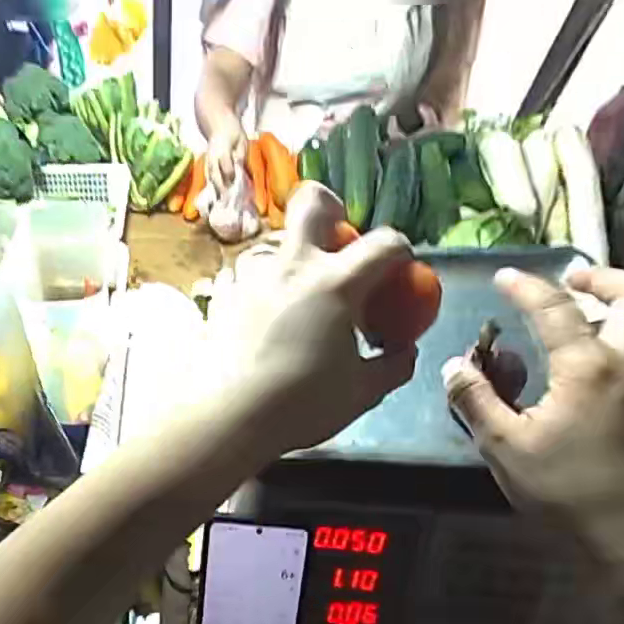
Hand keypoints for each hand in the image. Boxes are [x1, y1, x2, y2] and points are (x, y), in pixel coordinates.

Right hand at [205, 123, 247, 196]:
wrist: (217, 123)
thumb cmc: (232, 130)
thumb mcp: (241, 139)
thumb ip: (242, 154)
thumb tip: (242, 169)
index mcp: (222, 151)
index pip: (227, 168)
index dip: (232, 177)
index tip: (237, 186)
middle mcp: (213, 159)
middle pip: (216, 177)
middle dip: (222, 190)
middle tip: (227, 203)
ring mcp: (208, 163)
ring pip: (211, 180)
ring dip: (215, 192)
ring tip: (220, 204)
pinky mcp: (207, 165)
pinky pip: (209, 179)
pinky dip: (212, 188)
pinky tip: (215, 197)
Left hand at [213, 183, 418, 452]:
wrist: (227, 420)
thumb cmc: (298, 407)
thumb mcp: (360, 393)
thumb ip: (392, 366)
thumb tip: (405, 351)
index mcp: (335, 283)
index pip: (385, 243)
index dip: (401, 254)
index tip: (398, 277)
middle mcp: (291, 268)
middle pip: (313, 203)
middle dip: (333, 211)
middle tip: (337, 245)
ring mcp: (249, 281)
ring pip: (269, 242)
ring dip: (286, 257)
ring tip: (292, 291)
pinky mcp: (218, 301)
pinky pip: (236, 277)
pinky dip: (251, 287)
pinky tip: (255, 312)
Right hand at [443, 268, 623, 573]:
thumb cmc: (563, 489)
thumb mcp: (504, 447)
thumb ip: (477, 401)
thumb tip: (454, 366)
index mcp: (588, 367)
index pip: (555, 311)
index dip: (526, 289)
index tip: (504, 276)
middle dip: (601, 279)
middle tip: (571, 280)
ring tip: (600, 310)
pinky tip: (623, 354)